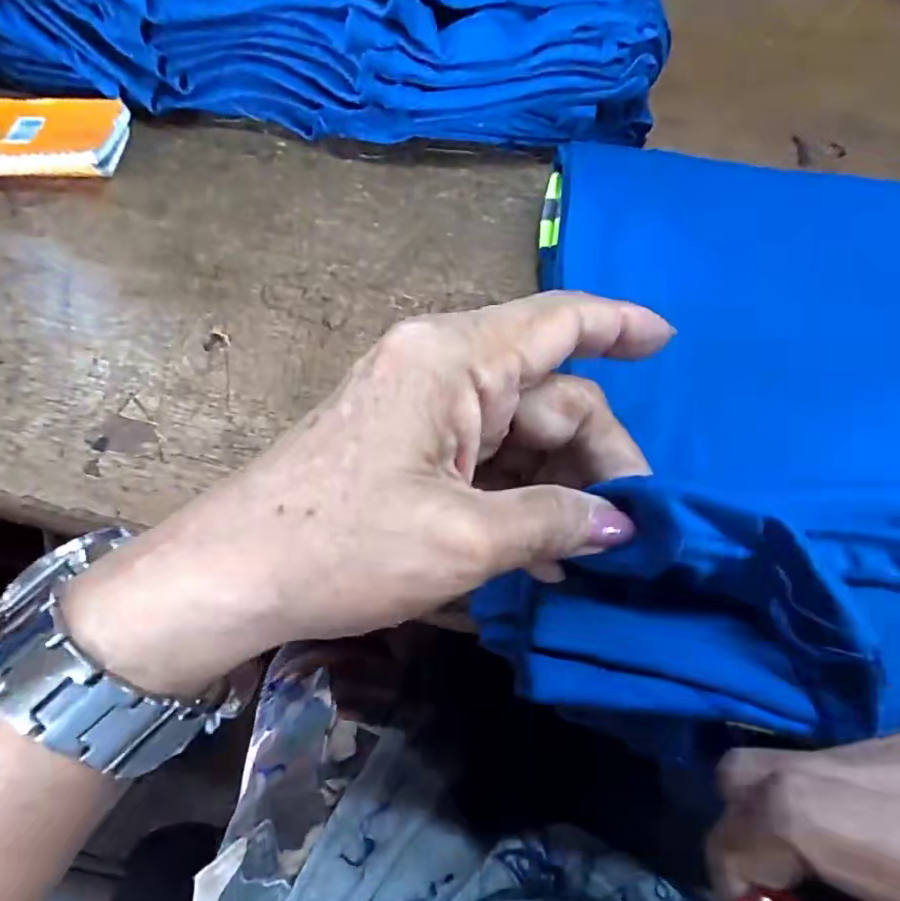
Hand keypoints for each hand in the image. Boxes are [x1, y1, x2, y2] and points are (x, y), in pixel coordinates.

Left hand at [63, 291, 672, 697]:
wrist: (230, 577)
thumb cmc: (342, 547)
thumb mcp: (464, 540)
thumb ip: (554, 522)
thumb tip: (623, 525)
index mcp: (452, 361)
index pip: (556, 323)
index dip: (618, 324)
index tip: (668, 341)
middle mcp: (441, 371)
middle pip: (548, 395)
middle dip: (598, 457)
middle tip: (632, 528)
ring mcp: (423, 411)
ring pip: (523, 436)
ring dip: (562, 489)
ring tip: (593, 553)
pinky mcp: (411, 450)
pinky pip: (489, 462)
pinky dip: (523, 499)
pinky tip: (548, 553)